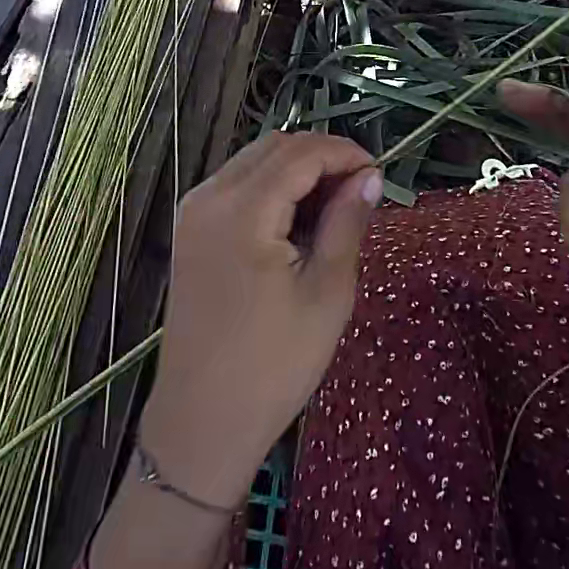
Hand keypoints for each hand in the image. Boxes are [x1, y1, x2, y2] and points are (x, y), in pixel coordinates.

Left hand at [140, 132, 380, 507]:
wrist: (202, 422)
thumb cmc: (274, 366)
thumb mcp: (327, 293)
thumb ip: (347, 222)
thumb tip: (370, 176)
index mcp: (242, 211)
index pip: (301, 153)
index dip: (344, 152)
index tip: (378, 172)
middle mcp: (209, 197)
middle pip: (274, 146)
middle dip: (322, 156)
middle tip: (359, 190)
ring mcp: (193, 212)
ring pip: (254, 161)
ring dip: (296, 169)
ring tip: (333, 206)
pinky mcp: (189, 230)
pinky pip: (236, 184)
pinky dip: (271, 186)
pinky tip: (295, 220)